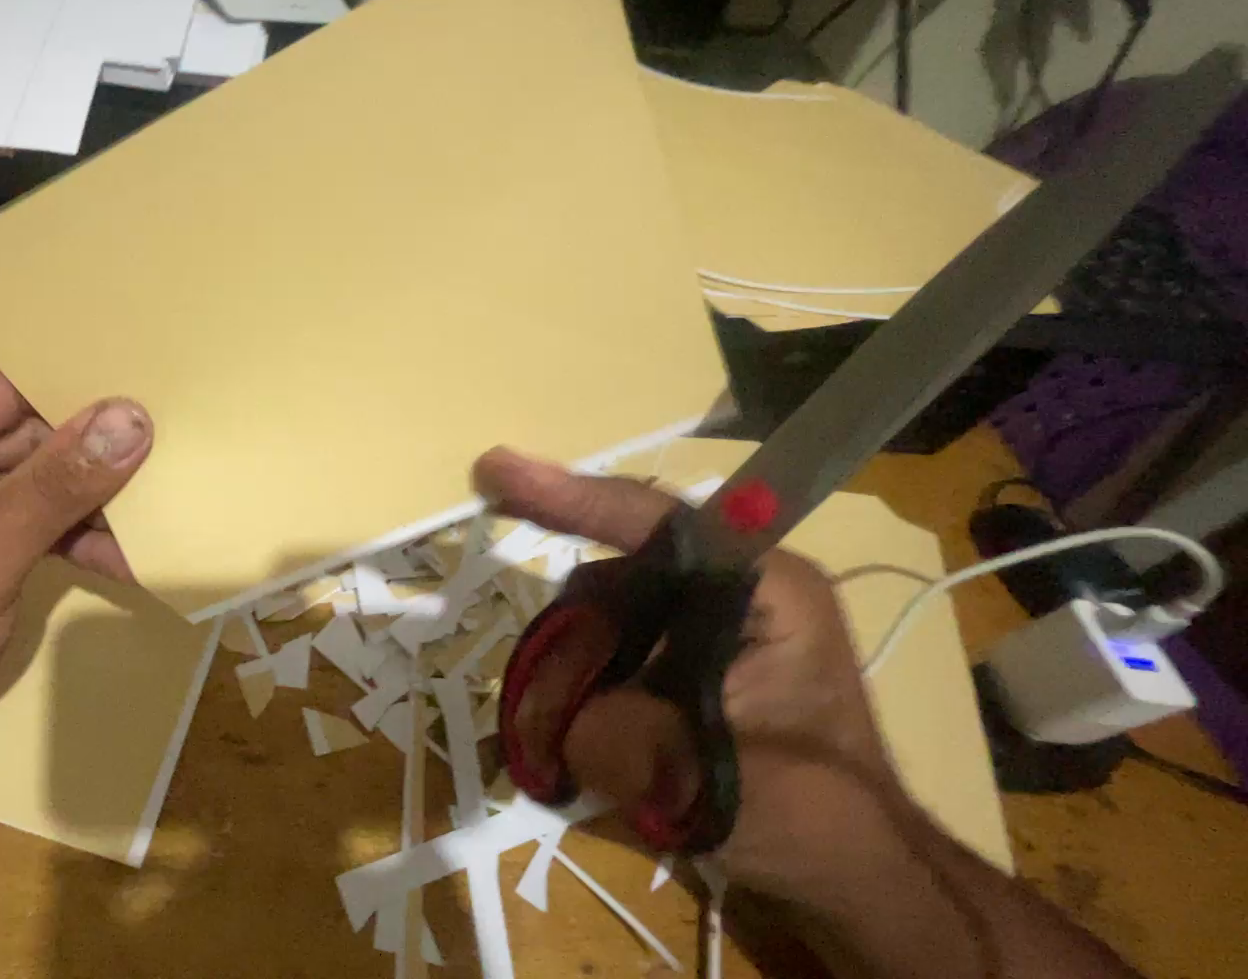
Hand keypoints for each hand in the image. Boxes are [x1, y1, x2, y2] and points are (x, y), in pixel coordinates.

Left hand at [0, 364, 152, 746]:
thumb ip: (55, 487)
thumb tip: (131, 418)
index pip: (6, 382)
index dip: (79, 387)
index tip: (156, 394)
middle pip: (32, 424)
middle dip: (98, 451)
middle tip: (174, 458)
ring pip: (44, 469)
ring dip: (95, 499)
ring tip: (159, 517)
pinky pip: (38, 510)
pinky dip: (77, 531)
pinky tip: (124, 556)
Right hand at [474, 448, 903, 895]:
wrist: (853, 878)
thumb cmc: (818, 819)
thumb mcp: (720, 781)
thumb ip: (620, 737)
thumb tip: (543, 717)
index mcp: (760, 587)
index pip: (653, 522)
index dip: (573, 496)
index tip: (495, 471)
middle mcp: (725, 589)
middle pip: (611, 577)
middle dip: (573, 638)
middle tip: (560, 712)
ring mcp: (697, 625)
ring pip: (597, 620)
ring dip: (577, 677)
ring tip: (600, 753)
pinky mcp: (676, 661)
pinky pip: (602, 656)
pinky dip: (584, 694)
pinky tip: (596, 746)